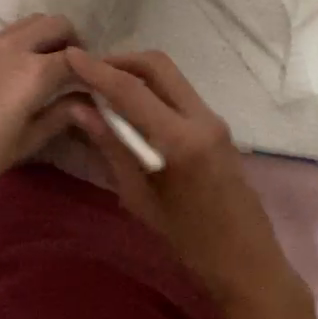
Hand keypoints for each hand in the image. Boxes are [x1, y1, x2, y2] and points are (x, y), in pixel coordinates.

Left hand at [0, 14, 86, 203]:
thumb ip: (59, 117)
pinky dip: (21, 43)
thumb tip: (86, 103)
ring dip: (44, 37)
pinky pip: (5, 34)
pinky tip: (15, 73)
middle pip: (54, 23)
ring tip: (46, 68)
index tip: (98, 84)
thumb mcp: (24, 143)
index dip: (92, 69)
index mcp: (32, 71)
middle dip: (70, 40)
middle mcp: (13, 46)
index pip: (77, 57)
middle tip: (73, 69)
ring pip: (28, 23)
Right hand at [67, 51, 310, 316]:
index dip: (97, 70)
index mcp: (180, 141)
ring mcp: (214, 119)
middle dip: (119, 61)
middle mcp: (201, 119)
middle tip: (88, 71)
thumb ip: (111, 147)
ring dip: (135, 72)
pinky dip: (151, 88)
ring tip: (104, 87)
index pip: (131, 90)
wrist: (248, 263)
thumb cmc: (189, 242)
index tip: (70, 55)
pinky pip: (179, 92)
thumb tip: (79, 108)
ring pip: (169, 75)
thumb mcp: (140, 198)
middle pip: (156, 65)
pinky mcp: (217, 126)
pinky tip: (130, 107)